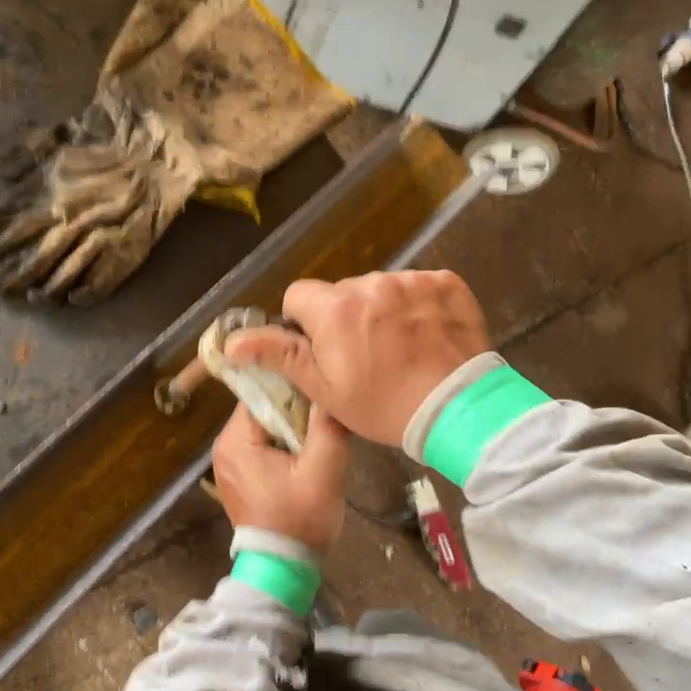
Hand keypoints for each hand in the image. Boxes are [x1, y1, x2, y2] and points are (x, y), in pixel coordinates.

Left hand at [212, 406, 349, 555]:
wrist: (283, 566)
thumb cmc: (300, 519)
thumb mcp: (323, 471)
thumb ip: (327, 427)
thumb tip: (330, 392)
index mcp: (235, 441)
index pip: (261, 394)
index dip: (291, 391)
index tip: (317, 394)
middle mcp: (223, 447)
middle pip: (260, 409)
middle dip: (291, 410)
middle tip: (321, 417)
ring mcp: (227, 463)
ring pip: (262, 428)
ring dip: (288, 429)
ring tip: (315, 435)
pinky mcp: (237, 476)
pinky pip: (259, 446)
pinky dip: (280, 445)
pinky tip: (302, 455)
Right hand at [224, 272, 489, 446]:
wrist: (459, 410)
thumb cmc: (383, 406)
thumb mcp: (324, 389)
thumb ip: (279, 356)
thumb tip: (231, 342)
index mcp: (334, 308)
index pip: (299, 296)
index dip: (304, 324)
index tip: (323, 351)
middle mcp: (370, 283)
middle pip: (341, 292)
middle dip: (345, 317)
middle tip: (365, 357)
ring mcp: (412, 280)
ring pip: (379, 289)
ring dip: (381, 311)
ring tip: (400, 348)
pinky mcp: (447, 282)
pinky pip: (418, 286)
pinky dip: (417, 306)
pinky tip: (426, 336)